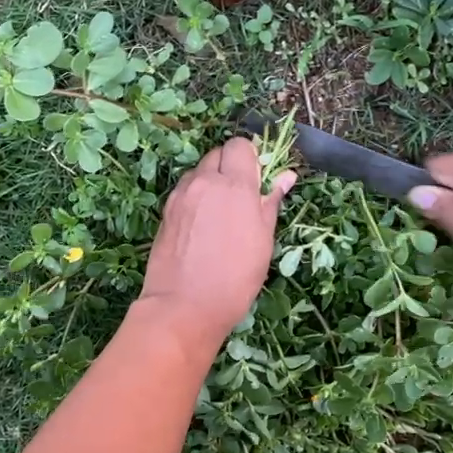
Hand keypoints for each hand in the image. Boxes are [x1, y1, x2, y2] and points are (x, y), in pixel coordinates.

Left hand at [138, 137, 296, 347]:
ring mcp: (181, 195)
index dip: (250, 158)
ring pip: (199, 172)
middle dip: (230, 167)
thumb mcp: (263, 241)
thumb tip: (286, 177)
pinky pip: (185, 190)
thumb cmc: (235, 278)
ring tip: (220, 214)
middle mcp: (205, 182)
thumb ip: (271, 203)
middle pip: (218, 154)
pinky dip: (195, 197)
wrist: (184, 305)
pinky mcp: (165, 210)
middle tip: (241, 198)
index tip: (257, 179)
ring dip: (211, 181)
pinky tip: (201, 225)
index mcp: (235, 186)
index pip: (240, 146)